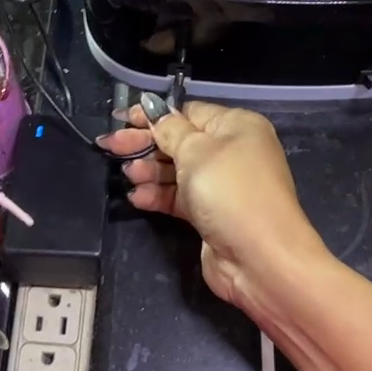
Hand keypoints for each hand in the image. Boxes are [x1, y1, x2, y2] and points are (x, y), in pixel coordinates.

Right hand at [100, 103, 326, 318]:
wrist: (260, 257)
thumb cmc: (230, 192)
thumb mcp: (197, 151)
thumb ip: (171, 130)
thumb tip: (157, 112)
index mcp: (236, 127)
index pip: (190, 112)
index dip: (156, 115)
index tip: (124, 119)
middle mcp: (231, 152)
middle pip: (180, 141)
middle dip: (146, 143)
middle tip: (112, 145)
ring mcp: (221, 186)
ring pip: (177, 171)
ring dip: (149, 171)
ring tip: (127, 174)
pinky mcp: (211, 215)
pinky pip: (179, 198)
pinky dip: (158, 196)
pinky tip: (137, 198)